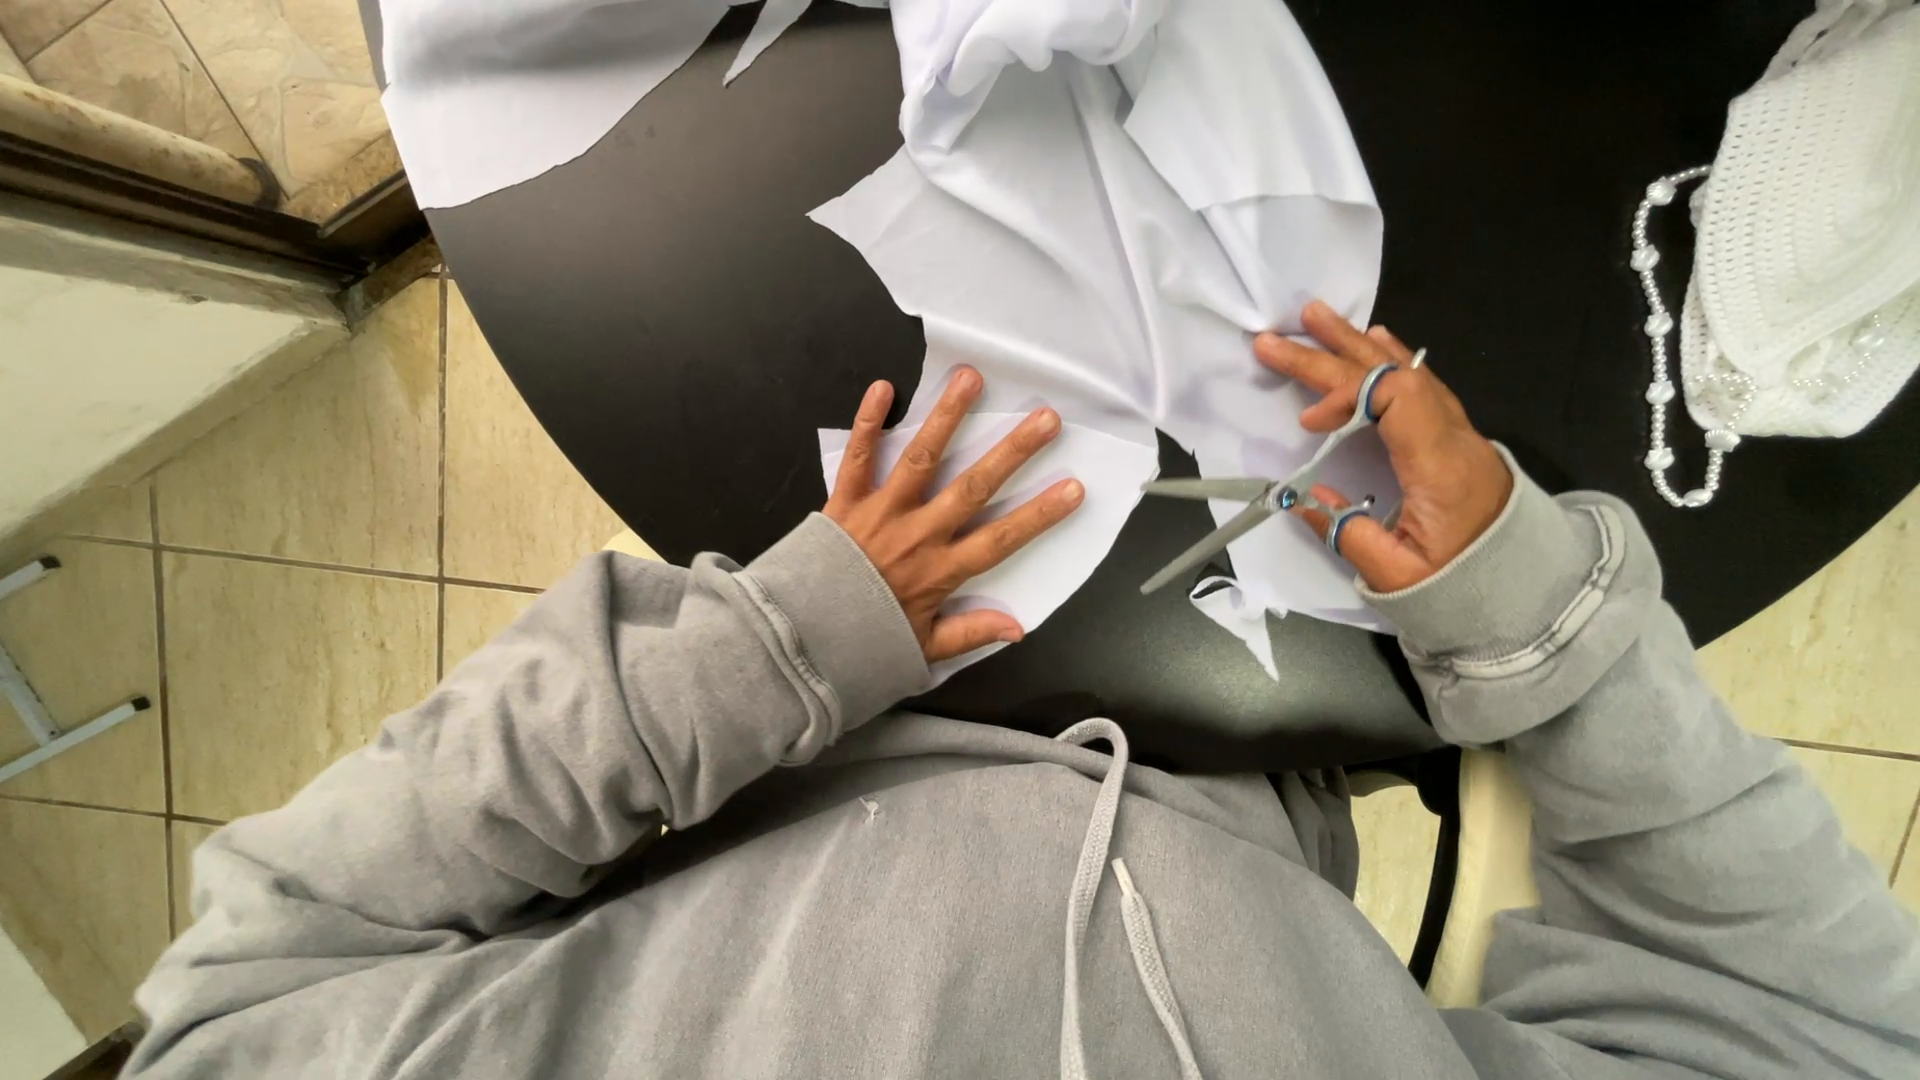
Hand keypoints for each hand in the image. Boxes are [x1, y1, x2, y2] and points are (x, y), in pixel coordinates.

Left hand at [824, 368, 1085, 661]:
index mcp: (939, 570)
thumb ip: (970, 633)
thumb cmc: (865, 637)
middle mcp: (916, 534)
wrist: (800, 635)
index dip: (1039, 515)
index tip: (1073, 488)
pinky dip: (868, 422)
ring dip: (947, 416)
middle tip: (1045, 418)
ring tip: (971, 378)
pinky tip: (884, 387)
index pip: (1000, 539)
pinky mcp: (845, 500)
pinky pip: (858, 457)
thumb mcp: (922, 648)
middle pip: (972, 487)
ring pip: (920, 458)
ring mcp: (880, 512)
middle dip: (1012, 451)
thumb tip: (1019, 627)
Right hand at [1255, 301, 1512, 593]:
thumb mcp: (1396, 575)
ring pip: (1408, 371)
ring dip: (1357, 345)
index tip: (1307, 422)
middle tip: (1281, 337)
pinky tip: (1373, 338)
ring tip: (1317, 319)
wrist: (1526, 588)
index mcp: (1442, 468)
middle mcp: (1454, 437)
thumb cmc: (1461, 585)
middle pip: (1392, 377)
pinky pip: (1420, 383)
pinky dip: (1389, 358)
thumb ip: (1346, 533)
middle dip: (1331, 355)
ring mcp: (1458, 433)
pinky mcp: (1453, 438)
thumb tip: (1299, 497)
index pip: (1397, 398)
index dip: (1346, 395)